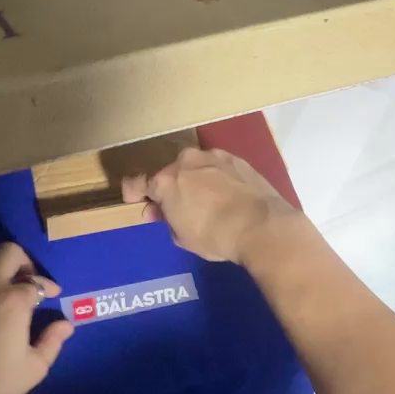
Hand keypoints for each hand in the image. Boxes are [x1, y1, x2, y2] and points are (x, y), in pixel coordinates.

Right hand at [121, 147, 301, 266]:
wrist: (261, 225)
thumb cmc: (214, 235)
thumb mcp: (182, 237)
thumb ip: (168, 220)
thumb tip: (164, 212)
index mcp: (166, 181)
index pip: (137, 182)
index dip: (133, 192)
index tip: (135, 200)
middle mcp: (186, 162)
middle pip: (169, 173)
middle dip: (170, 187)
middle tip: (177, 207)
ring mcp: (213, 156)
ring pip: (195, 167)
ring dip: (194, 180)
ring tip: (206, 201)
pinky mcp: (237, 159)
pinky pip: (217, 167)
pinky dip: (216, 178)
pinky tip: (226, 195)